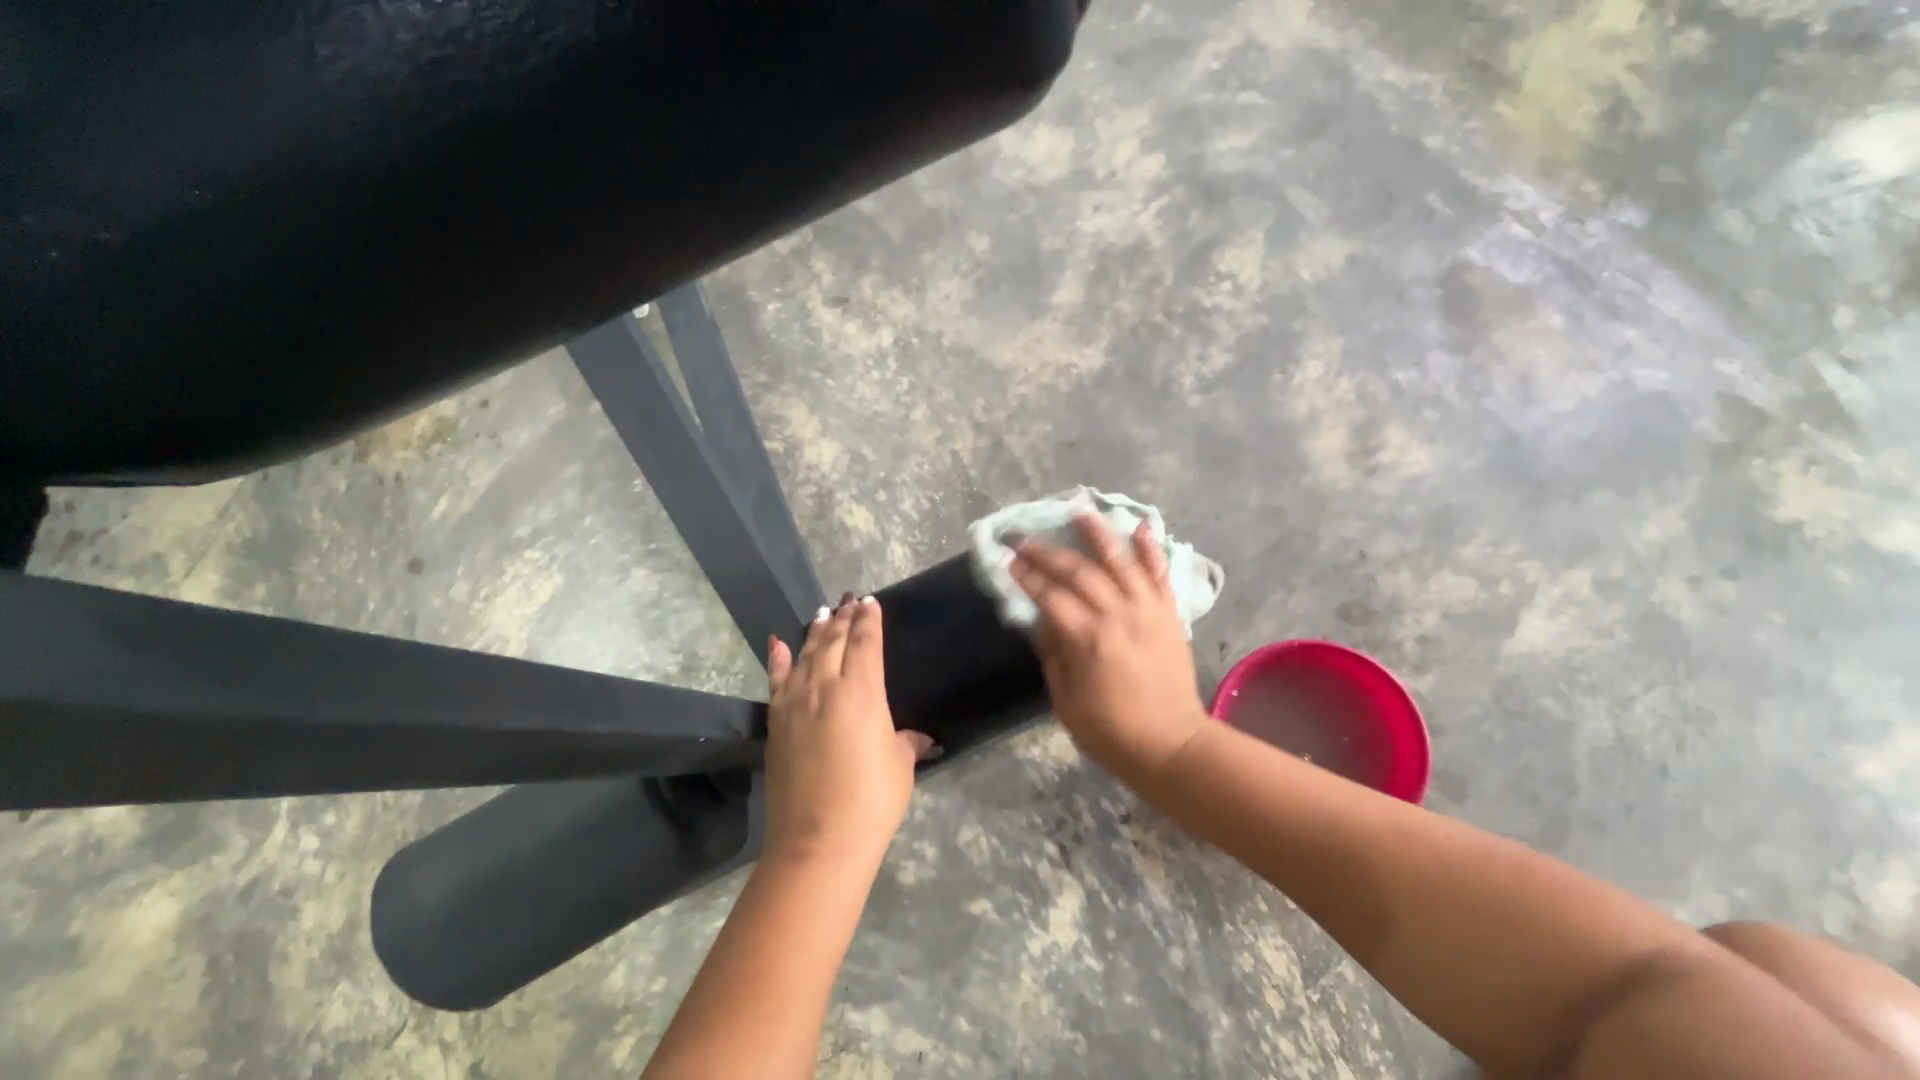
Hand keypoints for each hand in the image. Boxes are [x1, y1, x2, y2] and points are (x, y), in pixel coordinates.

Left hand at [763, 595, 934, 869]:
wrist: (817, 841)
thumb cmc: (872, 802)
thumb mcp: (900, 767)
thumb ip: (906, 742)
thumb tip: (920, 737)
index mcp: (861, 692)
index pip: (865, 643)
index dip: (869, 620)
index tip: (870, 602)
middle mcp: (824, 687)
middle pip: (833, 641)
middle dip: (843, 618)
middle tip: (849, 600)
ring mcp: (794, 703)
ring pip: (805, 655)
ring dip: (815, 631)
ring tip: (823, 613)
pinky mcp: (776, 723)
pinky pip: (777, 680)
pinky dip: (778, 658)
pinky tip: (778, 642)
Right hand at [1011, 514, 1208, 784]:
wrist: (1171, 745)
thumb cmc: (1111, 732)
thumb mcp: (1066, 701)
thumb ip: (1053, 655)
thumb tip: (1041, 620)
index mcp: (1088, 639)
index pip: (1049, 595)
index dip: (1025, 576)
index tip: (1006, 560)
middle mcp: (1118, 615)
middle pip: (1078, 572)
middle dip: (1047, 552)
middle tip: (1024, 538)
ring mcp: (1148, 611)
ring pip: (1121, 561)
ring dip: (1099, 534)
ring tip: (1081, 511)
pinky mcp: (1170, 614)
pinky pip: (1160, 575)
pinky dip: (1151, 550)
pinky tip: (1140, 527)